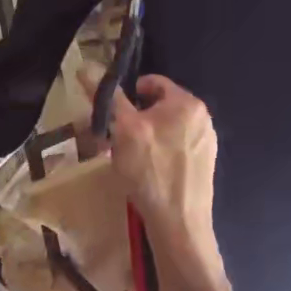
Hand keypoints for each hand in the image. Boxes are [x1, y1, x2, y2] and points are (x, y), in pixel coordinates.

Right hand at [82, 70, 220, 268]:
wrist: (178, 224)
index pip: (151, 82)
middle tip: (113, 139)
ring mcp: (205, 143)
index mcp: (188, 103)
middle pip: (157, 106)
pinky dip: (155, 154)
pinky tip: (143, 173)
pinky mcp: (202, 165)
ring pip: (163, 129)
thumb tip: (85, 66)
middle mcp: (203, 118)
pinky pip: (172, 148)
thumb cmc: (149, 171)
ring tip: (126, 159)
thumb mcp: (123, 129)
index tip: (111, 115)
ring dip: (142, 138)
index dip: (126, 95)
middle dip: (133, 119)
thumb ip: (108, 96)